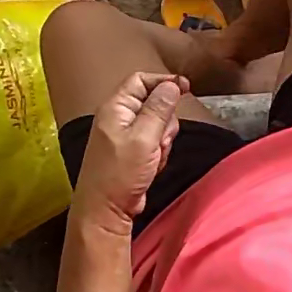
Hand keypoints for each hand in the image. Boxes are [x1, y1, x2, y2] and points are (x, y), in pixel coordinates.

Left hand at [70, 72, 189, 235]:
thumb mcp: (144, 138)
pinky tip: (152, 165)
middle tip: (162, 138)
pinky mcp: (132, 150)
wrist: (106, 211)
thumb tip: (172, 84)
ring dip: (163, 138)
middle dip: (165, 119)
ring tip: (155, 155)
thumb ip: (159, 109)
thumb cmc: (120, 174)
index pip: (141, 80)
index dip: (164, 81)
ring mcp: (124, 134)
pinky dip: (158, 151)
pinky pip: (155, 141)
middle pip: (153, 102)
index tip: (185, 88)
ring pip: (158, 123)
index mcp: (115, 107)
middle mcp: (118, 117)